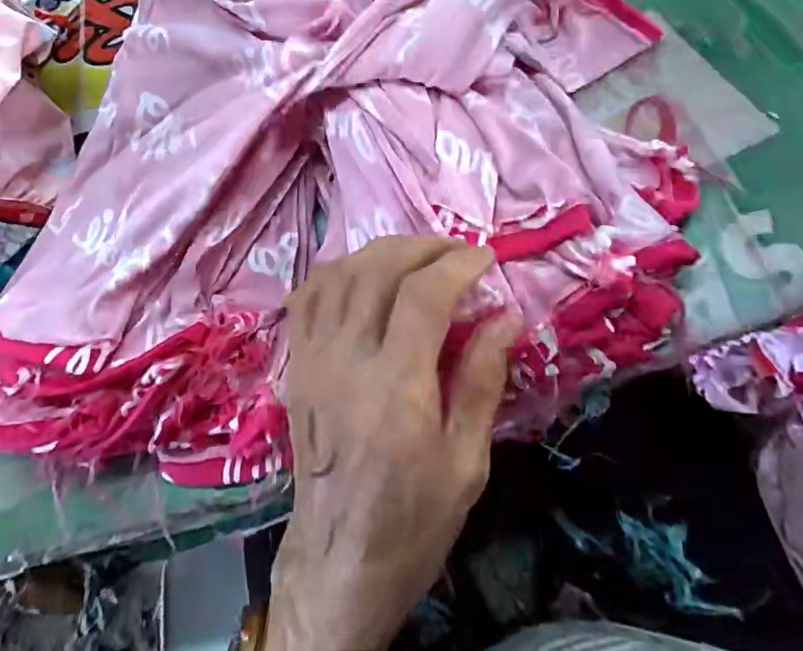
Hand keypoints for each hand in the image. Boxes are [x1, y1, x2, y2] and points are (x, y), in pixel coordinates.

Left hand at [267, 238, 518, 650]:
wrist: (341, 556)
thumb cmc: (414, 518)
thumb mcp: (466, 461)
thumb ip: (482, 379)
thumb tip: (506, 316)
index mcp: (396, 386)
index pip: (423, 296)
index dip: (457, 265)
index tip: (485, 257)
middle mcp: (346, 360)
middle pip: (377, 271)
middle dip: (421, 247)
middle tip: (455, 250)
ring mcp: (313, 358)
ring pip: (338, 274)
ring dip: (379, 252)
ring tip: (415, 255)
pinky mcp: (296, 364)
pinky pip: (307, 297)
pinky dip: (337, 271)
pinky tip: (362, 273)